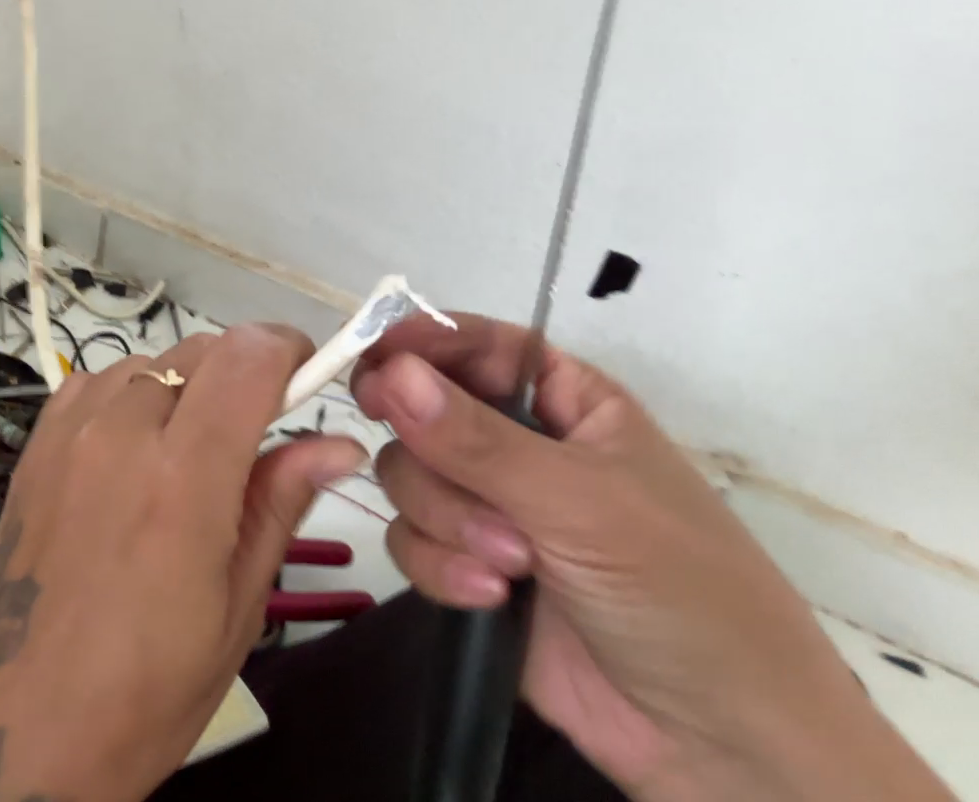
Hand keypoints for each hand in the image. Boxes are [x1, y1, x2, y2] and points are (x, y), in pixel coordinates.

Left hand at [0, 325, 366, 801]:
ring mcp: (66, 436)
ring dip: (183, 383)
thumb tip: (337, 445)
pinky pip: (90, 387)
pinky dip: (127, 395)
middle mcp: (117, 435)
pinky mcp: (33, 449)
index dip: (288, 350)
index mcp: (180, 477)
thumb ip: (280, 502)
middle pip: (197, 351)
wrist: (31, 717)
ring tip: (194, 443)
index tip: (307, 373)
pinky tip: (135, 445)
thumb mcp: (239, 602)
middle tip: (260, 423)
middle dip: (242, 369)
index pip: (245, 359)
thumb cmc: (151, 684)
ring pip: (144, 363)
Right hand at [352, 313, 951, 801]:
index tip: (371, 364)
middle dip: (440, 465)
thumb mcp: (582, 504)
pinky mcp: (464, 564)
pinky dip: (438, 569)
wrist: (713, 740)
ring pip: (406, 478)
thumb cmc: (681, 592)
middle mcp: (517, 446)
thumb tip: (392, 372)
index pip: (478, 346)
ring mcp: (487, 507)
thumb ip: (476, 440)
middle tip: (460, 488)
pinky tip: (491, 599)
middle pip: (420, 413)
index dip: (422, 343)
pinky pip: (408, 540)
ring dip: (447, 524)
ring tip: (511, 567)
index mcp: (567, 405)